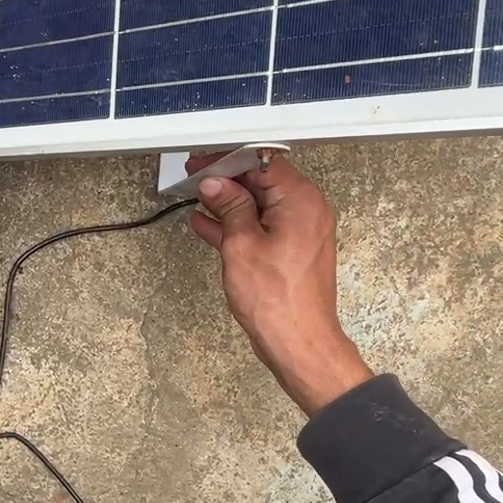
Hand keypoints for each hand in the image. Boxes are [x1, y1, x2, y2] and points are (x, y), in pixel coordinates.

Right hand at [189, 153, 373, 415]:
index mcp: (301, 200)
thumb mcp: (241, 244)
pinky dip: (237, 225)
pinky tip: (207, 224)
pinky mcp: (290, 252)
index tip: (203, 162)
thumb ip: (229, 208)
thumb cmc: (277, 301)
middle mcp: (306, 211)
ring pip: (259, 206)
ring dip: (228, 202)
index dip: (228, 160)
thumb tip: (215, 185)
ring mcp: (300, 233)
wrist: (297, 342)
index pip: (261, 162)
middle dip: (227, 179)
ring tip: (196, 197)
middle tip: (195, 177)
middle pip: (262, 182)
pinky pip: (261, 228)